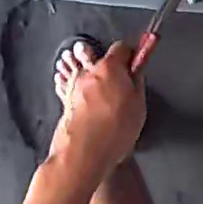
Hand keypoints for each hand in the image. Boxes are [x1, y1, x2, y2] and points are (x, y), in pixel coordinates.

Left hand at [50, 42, 145, 177]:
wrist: (82, 156)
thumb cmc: (112, 130)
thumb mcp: (138, 104)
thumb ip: (137, 82)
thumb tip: (137, 71)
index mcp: (110, 67)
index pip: (121, 47)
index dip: (132, 55)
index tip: (137, 62)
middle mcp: (89, 73)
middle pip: (101, 60)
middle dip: (111, 67)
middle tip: (123, 80)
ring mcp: (74, 88)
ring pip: (85, 74)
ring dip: (94, 79)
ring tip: (106, 95)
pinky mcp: (64, 104)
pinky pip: (72, 88)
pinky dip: (81, 92)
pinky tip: (88, 102)